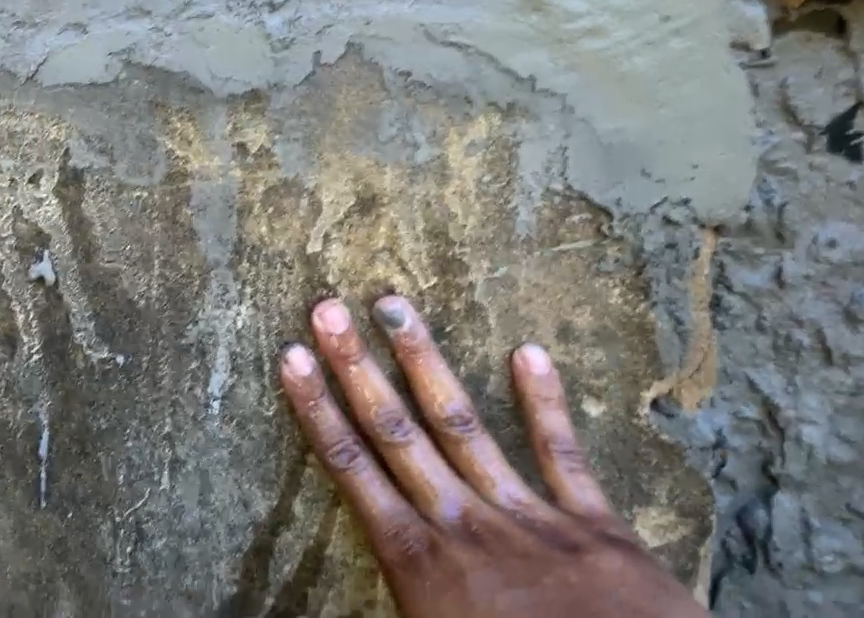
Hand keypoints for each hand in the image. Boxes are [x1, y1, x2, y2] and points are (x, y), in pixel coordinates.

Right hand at [278, 296, 706, 617]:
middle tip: (327, 308)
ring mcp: (530, 522)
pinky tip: (528, 352)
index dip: (316, 407)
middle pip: (395, 431)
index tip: (291, 357)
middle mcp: (461, 526)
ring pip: (462, 426)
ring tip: (395, 305)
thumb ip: (400, 598)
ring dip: (423, 362)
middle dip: (355, 366)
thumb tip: (309, 611)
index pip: (350, 465)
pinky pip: (565, 459)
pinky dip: (546, 405)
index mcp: (418, 560)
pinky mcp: (600, 533)